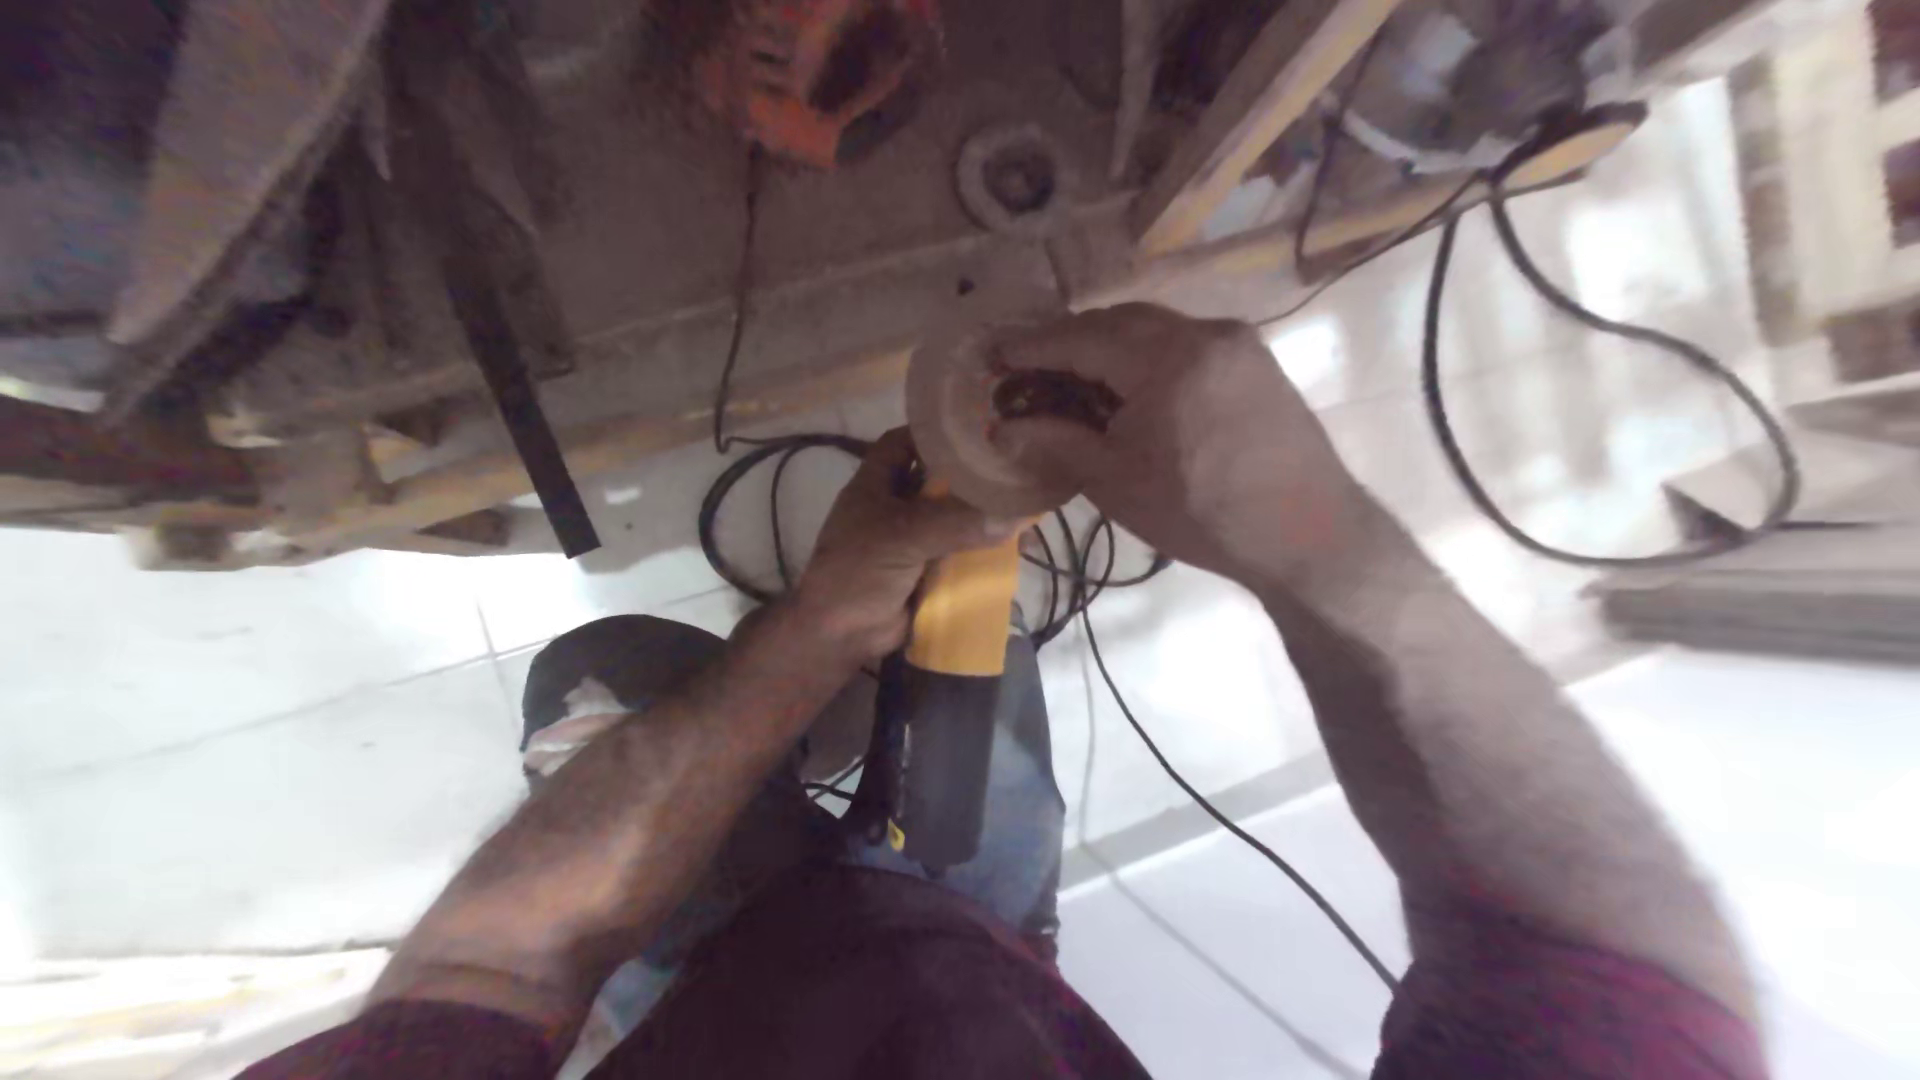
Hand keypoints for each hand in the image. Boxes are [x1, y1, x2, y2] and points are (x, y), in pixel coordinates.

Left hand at [793, 428, 1013, 661]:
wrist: (842, 636)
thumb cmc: (857, 572)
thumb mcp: (902, 537)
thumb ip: (955, 522)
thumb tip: (1015, 515)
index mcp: (876, 485)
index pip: (902, 443)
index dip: (933, 433)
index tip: (975, 428)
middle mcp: (895, 507)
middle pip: (937, 481)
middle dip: (970, 476)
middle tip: (1013, 465)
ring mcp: (913, 540)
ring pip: (954, 517)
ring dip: (982, 514)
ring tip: (1026, 502)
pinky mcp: (928, 570)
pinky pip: (961, 551)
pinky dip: (984, 548)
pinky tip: (1016, 543)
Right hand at [991, 303, 1378, 590]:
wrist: (1307, 536)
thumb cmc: (1202, 513)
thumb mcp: (1116, 482)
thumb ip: (1057, 443)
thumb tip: (1001, 429)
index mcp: (1166, 359)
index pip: (1081, 338)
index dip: (1031, 345)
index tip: (994, 353)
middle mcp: (1204, 333)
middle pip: (1119, 321)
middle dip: (1069, 339)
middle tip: (1031, 365)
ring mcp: (1237, 343)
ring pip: (1155, 328)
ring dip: (1108, 345)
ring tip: (1076, 376)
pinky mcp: (1255, 362)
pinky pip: (1184, 343)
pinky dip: (1146, 355)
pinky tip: (1132, 386)